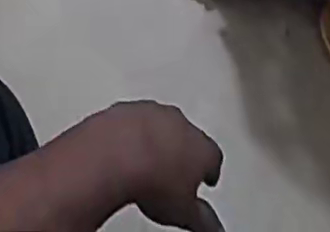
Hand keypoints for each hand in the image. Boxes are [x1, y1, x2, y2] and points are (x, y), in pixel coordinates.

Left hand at [84, 102, 223, 230]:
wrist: (116, 154)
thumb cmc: (153, 180)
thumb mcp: (184, 213)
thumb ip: (203, 220)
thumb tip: (212, 228)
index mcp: (201, 147)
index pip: (213, 158)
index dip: (210, 170)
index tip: (207, 178)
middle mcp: (179, 123)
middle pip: (188, 136)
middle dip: (184, 152)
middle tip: (178, 172)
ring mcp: (152, 112)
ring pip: (161, 124)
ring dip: (159, 139)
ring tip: (151, 162)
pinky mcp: (127, 109)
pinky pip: (135, 120)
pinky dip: (134, 132)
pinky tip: (127, 151)